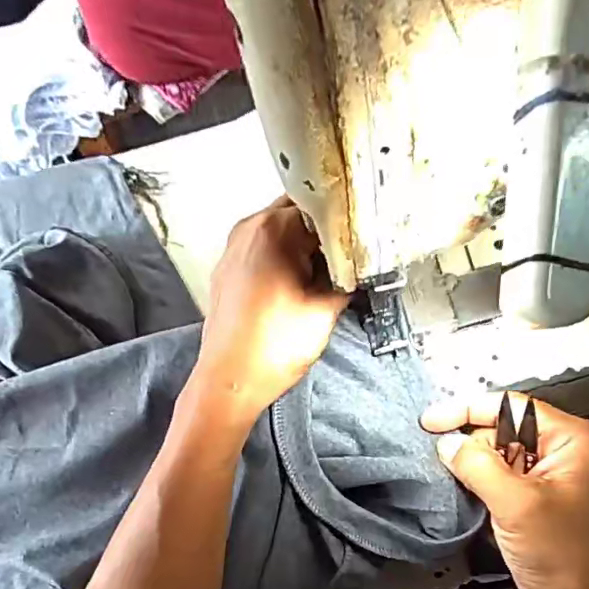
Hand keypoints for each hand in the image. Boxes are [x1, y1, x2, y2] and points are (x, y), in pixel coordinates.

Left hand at [187, 197, 348, 422]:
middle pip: (300, 214)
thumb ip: (347, 277)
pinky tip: (293, 292)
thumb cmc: (267, 352)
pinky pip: (261, 254)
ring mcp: (233, 251)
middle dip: (324, 235)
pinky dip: (280, 264)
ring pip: (280, 234)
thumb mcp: (324, 310)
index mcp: (273, 228)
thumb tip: (357, 266)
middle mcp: (247, 231)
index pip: (325, 203)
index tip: (361, 243)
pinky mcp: (227, 274)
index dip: (347, 225)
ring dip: (302, 250)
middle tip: (345, 264)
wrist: (228, 385)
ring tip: (319, 282)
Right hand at [422, 394, 588, 588]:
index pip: (512, 407)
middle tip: (442, 461)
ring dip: (470, 461)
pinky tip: (463, 487)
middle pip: (501, 427)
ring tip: (451, 477)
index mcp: (573, 438)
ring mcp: (547, 469)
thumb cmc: (559, 551)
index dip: (467, 411)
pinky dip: (476, 476)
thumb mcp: (515, 503)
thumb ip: (478, 466)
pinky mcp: (532, 489)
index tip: (429, 422)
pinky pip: (497, 471)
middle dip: (469, 441)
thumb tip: (445, 443)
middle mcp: (563, 446)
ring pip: (495, 450)